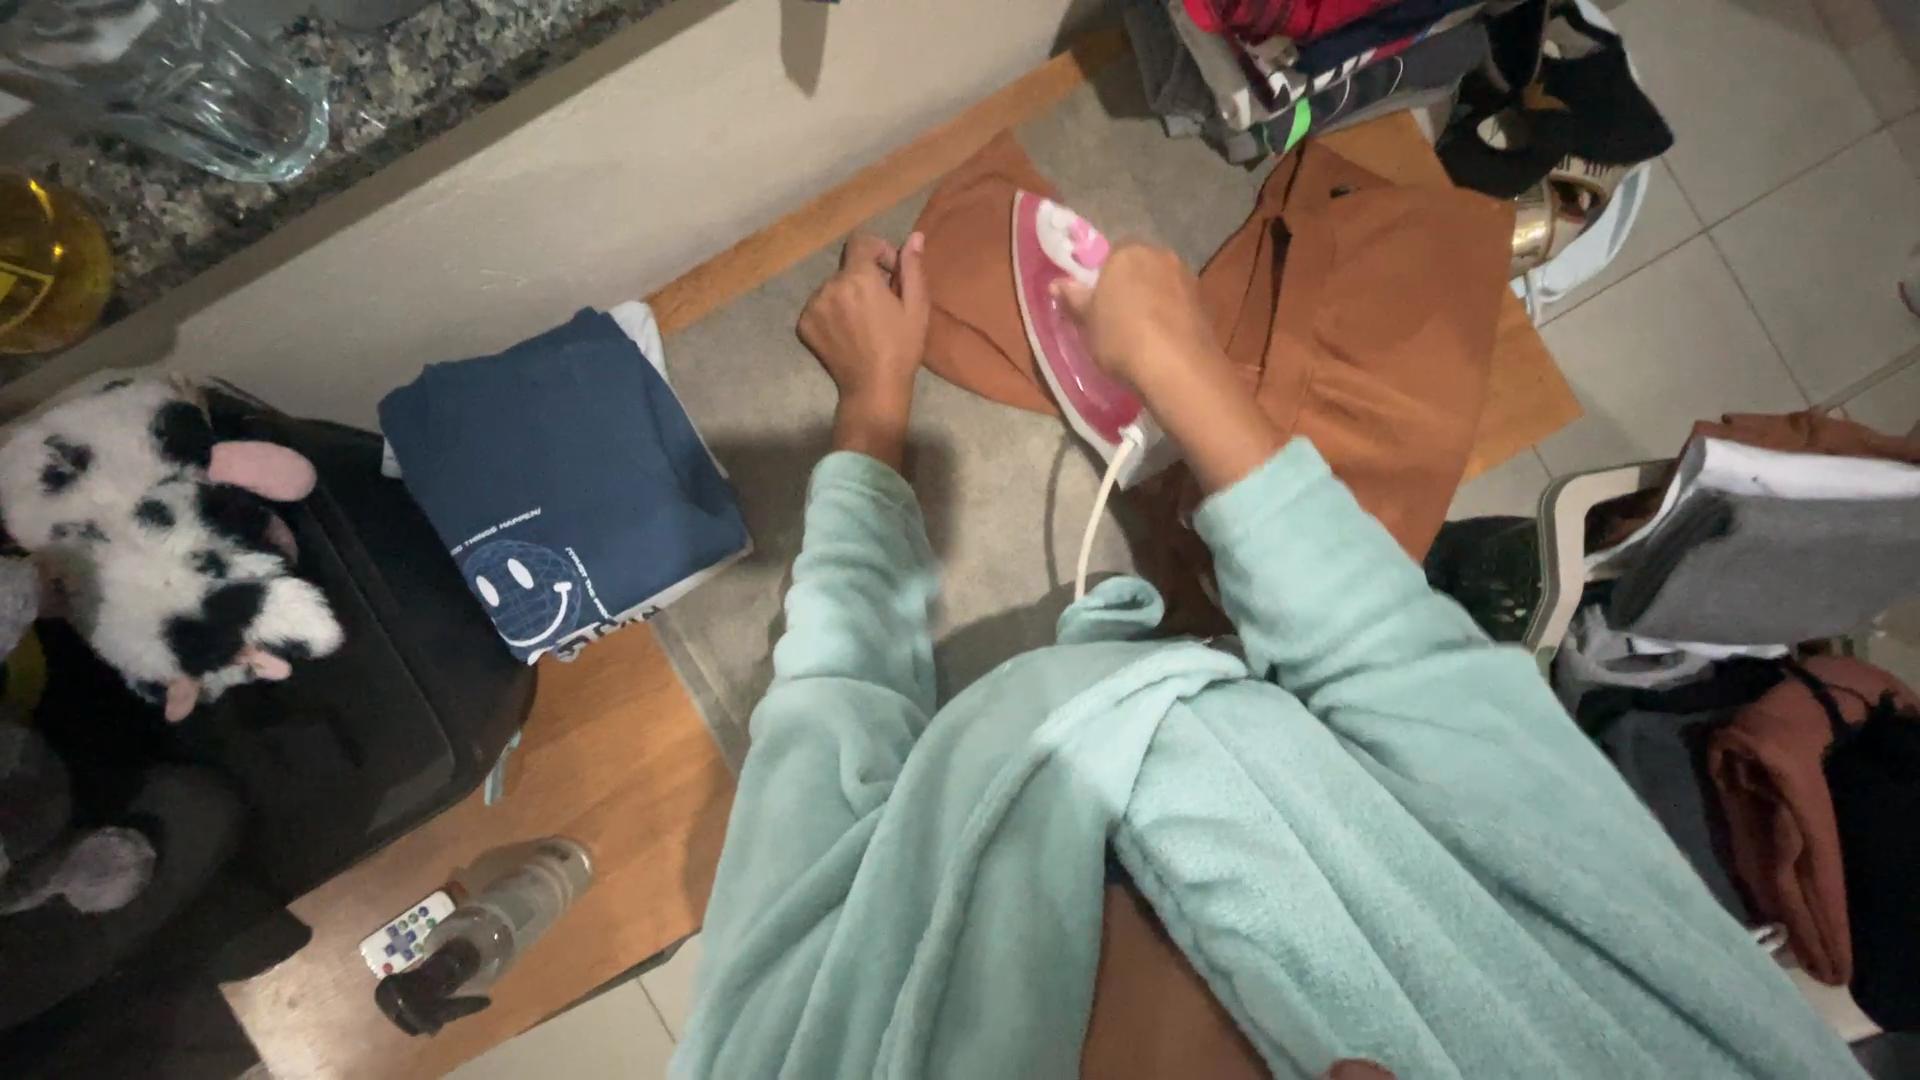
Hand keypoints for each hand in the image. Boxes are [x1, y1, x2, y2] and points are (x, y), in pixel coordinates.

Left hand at [798, 231, 929, 410]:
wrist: (873, 389)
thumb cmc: (901, 349)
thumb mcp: (916, 308)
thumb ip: (912, 269)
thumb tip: (914, 237)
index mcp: (858, 277)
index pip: (861, 242)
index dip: (878, 250)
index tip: (890, 273)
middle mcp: (830, 286)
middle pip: (847, 268)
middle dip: (864, 279)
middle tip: (880, 306)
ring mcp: (813, 306)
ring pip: (832, 288)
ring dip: (846, 296)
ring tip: (862, 323)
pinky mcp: (803, 325)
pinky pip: (819, 307)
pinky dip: (831, 314)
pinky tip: (846, 334)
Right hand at [1051, 243, 1223, 386]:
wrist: (1176, 366)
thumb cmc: (1121, 338)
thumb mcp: (1087, 322)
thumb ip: (1073, 298)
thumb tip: (1056, 283)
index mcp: (1126, 252)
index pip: (1108, 255)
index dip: (1099, 279)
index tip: (1094, 303)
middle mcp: (1159, 254)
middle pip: (1136, 266)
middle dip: (1127, 286)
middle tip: (1113, 318)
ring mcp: (1184, 276)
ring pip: (1158, 283)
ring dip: (1149, 300)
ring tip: (1139, 333)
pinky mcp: (1201, 300)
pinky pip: (1175, 301)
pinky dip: (1167, 314)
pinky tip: (1159, 339)